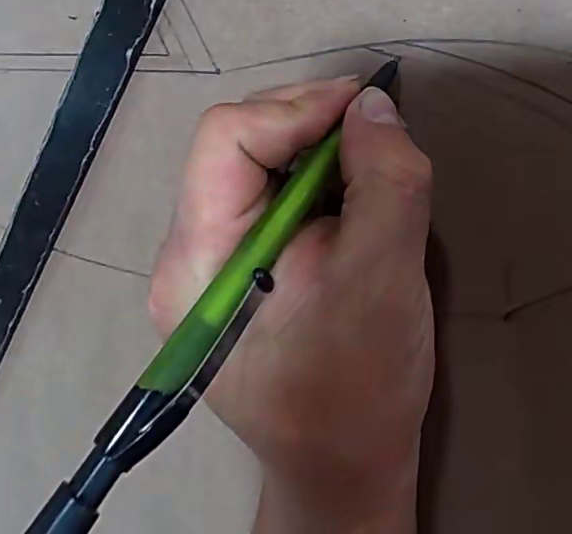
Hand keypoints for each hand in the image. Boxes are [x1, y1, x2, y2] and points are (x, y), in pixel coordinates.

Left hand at [148, 77, 434, 533]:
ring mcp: (203, 254)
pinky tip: (344, 183)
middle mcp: (185, 248)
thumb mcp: (387, 274)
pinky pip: (262, 186)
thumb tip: (372, 103)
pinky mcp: (229, 259)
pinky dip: (307, 170)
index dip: (294, 107)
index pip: (226, 139)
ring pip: (249, 158)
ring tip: (362, 152)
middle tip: (367, 122)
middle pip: (234, 141)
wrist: (341, 468)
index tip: (360, 103)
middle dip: (304, 118)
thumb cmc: (360, 386)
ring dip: (309, 141)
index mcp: (200, 256)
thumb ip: (386, 179)